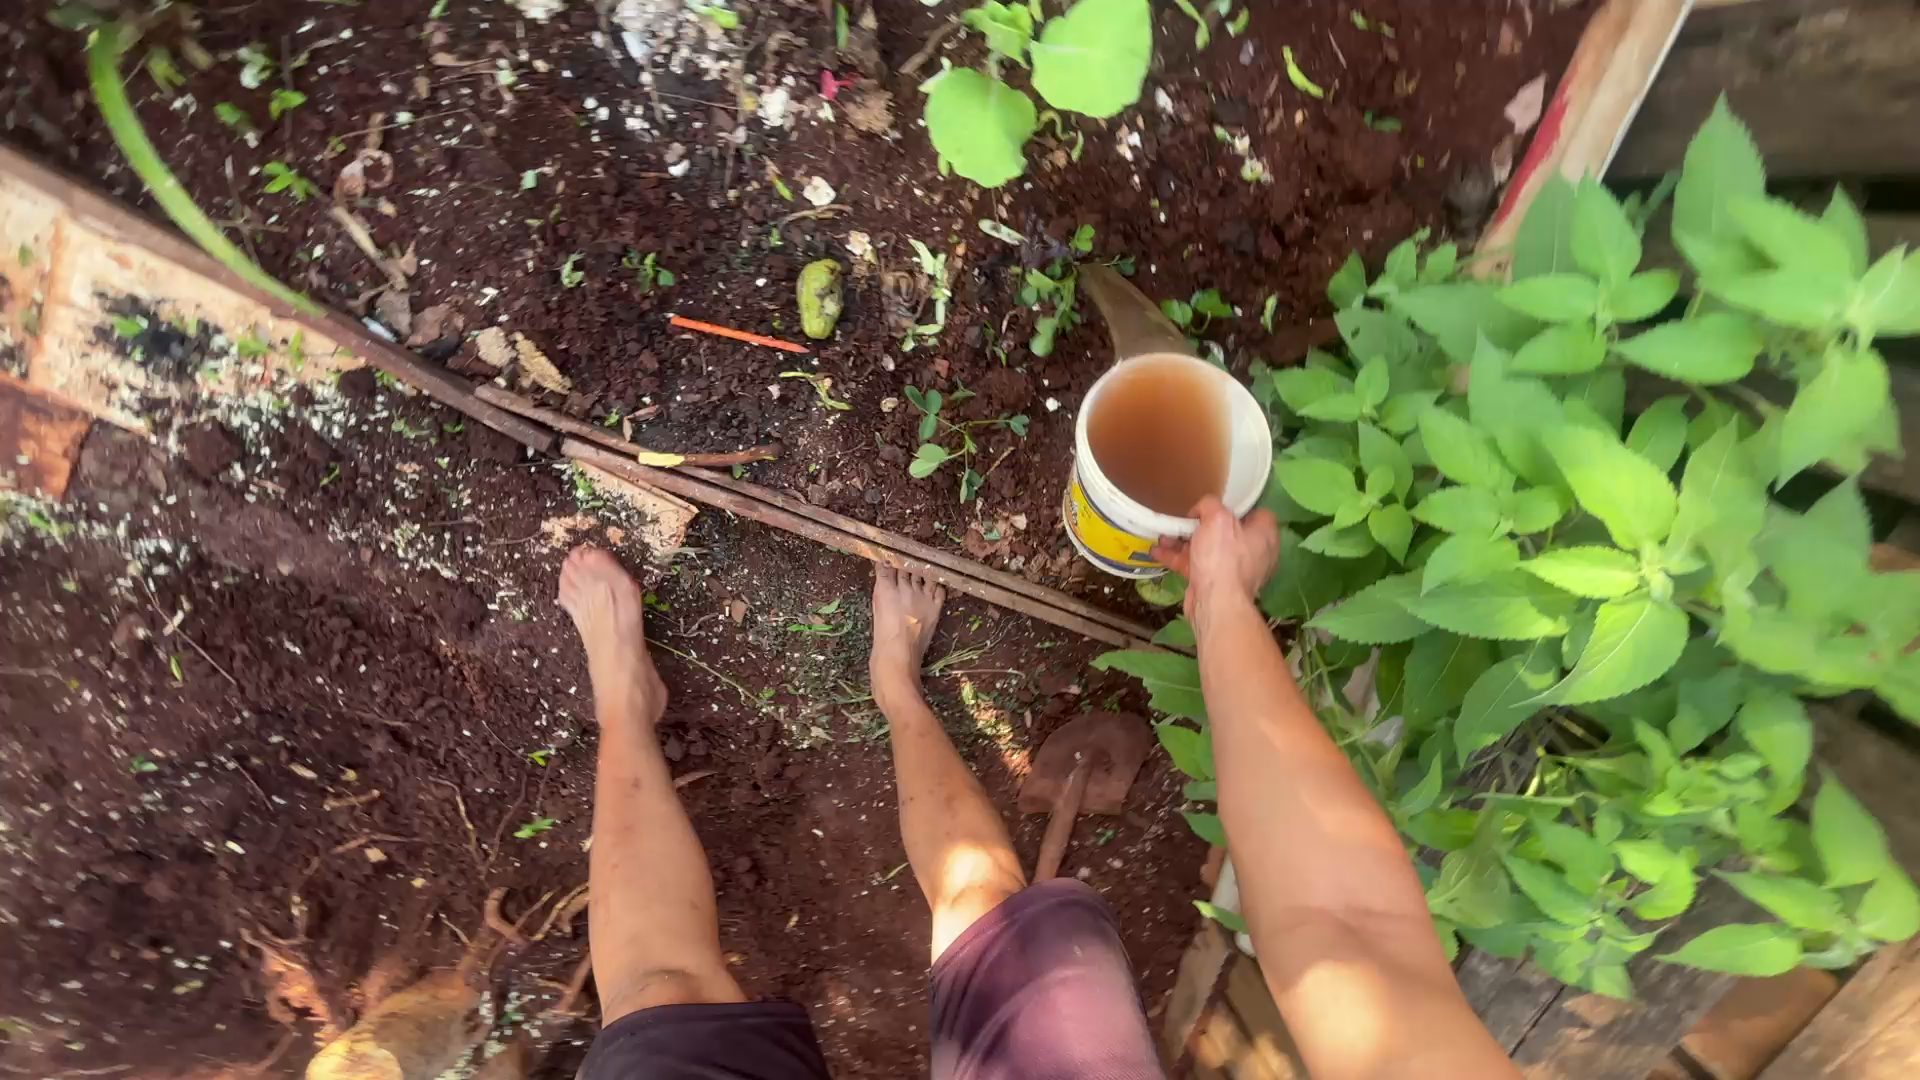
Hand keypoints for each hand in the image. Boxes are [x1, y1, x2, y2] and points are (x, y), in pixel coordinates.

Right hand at [1151, 497, 1279, 617]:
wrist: (1214, 602)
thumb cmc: (1223, 557)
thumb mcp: (1217, 518)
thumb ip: (1210, 505)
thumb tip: (1201, 510)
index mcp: (1264, 535)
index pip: (1258, 513)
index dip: (1238, 506)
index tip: (1217, 505)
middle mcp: (1254, 553)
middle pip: (1228, 531)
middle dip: (1201, 525)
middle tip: (1185, 519)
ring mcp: (1234, 570)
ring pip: (1207, 549)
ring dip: (1183, 541)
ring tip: (1163, 534)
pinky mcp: (1214, 583)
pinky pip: (1195, 565)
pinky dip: (1177, 558)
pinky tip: (1156, 551)